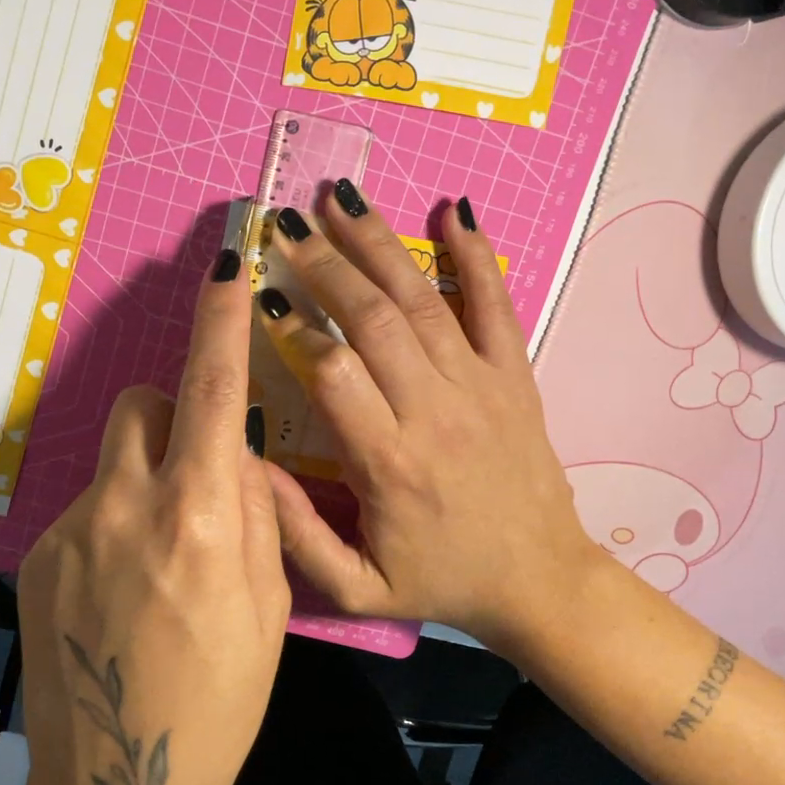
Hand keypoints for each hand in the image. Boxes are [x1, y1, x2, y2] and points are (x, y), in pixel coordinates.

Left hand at [0, 248, 289, 784]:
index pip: (213, 387)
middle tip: (197, 465)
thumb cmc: (221, 700)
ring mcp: (71, 527)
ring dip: (143, 471)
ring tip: (158, 546)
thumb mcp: (269, 606)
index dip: (221, 316)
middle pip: (145, 403)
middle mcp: (126, 505)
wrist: (120, 779)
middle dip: (175, 412)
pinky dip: (112, 521)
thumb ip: (255, 511)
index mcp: (201, 517)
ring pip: (113, 456)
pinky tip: (121, 588)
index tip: (226, 257)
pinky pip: (85, 507)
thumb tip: (235, 450)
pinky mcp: (38, 553)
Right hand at [255, 183, 604, 653]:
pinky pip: (497, 304)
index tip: (264, 300)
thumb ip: (295, 532)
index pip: (334, 373)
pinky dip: (475, 254)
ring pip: (423, 300)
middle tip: (285, 225)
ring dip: (378, 244)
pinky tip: (453, 210)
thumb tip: (245, 461)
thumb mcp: (354, 586)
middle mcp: (436, 412)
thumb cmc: (438, 581)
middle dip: (325, 265)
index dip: (294, 330)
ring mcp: (482, 387)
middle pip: (374, 319)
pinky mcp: (514, 376)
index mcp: (391, 463)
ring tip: (339, 197)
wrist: (540, 583)